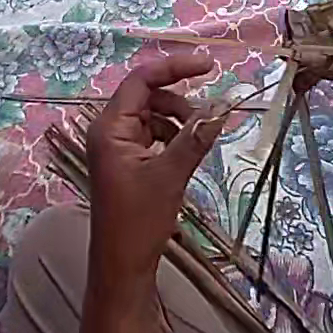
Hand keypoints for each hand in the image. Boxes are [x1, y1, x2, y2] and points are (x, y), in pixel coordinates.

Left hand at [85, 54, 223, 291]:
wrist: (122, 267)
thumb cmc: (139, 220)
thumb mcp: (170, 175)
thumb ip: (195, 137)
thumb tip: (222, 107)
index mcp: (110, 126)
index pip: (142, 80)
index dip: (175, 67)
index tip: (208, 65)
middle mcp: (110, 129)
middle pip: (149, 95)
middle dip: (180, 101)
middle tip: (208, 117)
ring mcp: (118, 145)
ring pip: (154, 114)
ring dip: (179, 119)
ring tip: (199, 139)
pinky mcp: (128, 159)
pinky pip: (154, 133)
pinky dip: (173, 135)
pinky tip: (188, 151)